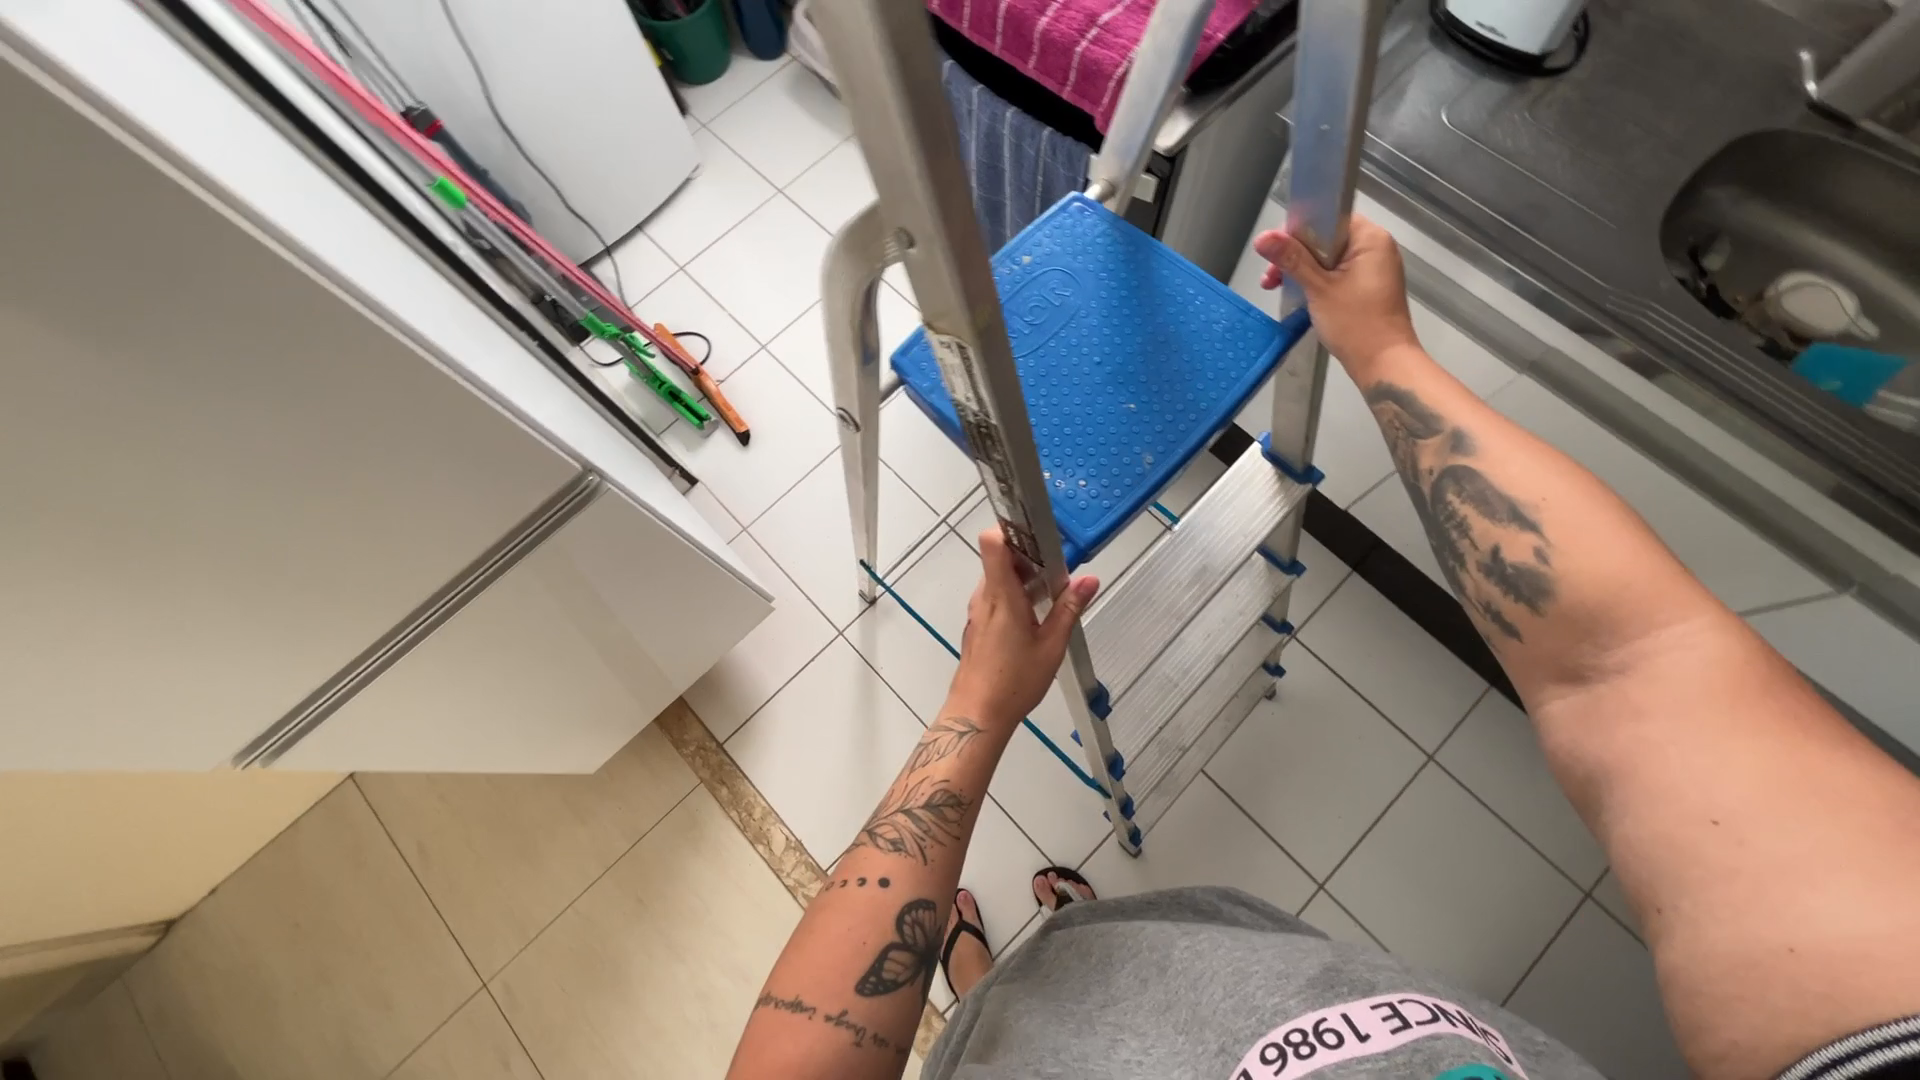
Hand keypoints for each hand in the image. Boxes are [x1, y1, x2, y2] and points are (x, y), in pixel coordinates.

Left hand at [946, 529, 1098, 727]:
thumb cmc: (1013, 682)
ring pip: (998, 579)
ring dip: (1023, 579)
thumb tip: (1090, 580)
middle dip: (1029, 557)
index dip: (1012, 528)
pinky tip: (1035, 617)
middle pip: (1000, 558)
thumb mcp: (1052, 645)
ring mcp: (977, 610)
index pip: (992, 541)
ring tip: (1051, 595)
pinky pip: (995, 597)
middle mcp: (984, 597)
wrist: (977, 714)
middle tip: (1058, 570)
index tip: (1037, 532)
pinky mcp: (977, 624)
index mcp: (1001, 594)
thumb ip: (1070, 608)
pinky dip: (1015, 596)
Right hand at [1255, 216, 1419, 371]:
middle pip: (1326, 239)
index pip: (1328, 218)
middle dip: (1295, 256)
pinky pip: (1337, 275)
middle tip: (1271, 279)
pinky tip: (1300, 296)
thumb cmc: (1354, 323)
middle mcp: (1376, 247)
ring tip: (1279, 290)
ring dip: (1303, 272)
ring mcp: (1374, 268)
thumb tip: (1263, 237)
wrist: (1382, 362)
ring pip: (1329, 259)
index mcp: (1370, 238)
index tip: (1275, 253)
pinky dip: (1317, 283)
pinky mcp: (1368, 287)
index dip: (1297, 232)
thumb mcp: (1318, 288)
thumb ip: (1291, 259)